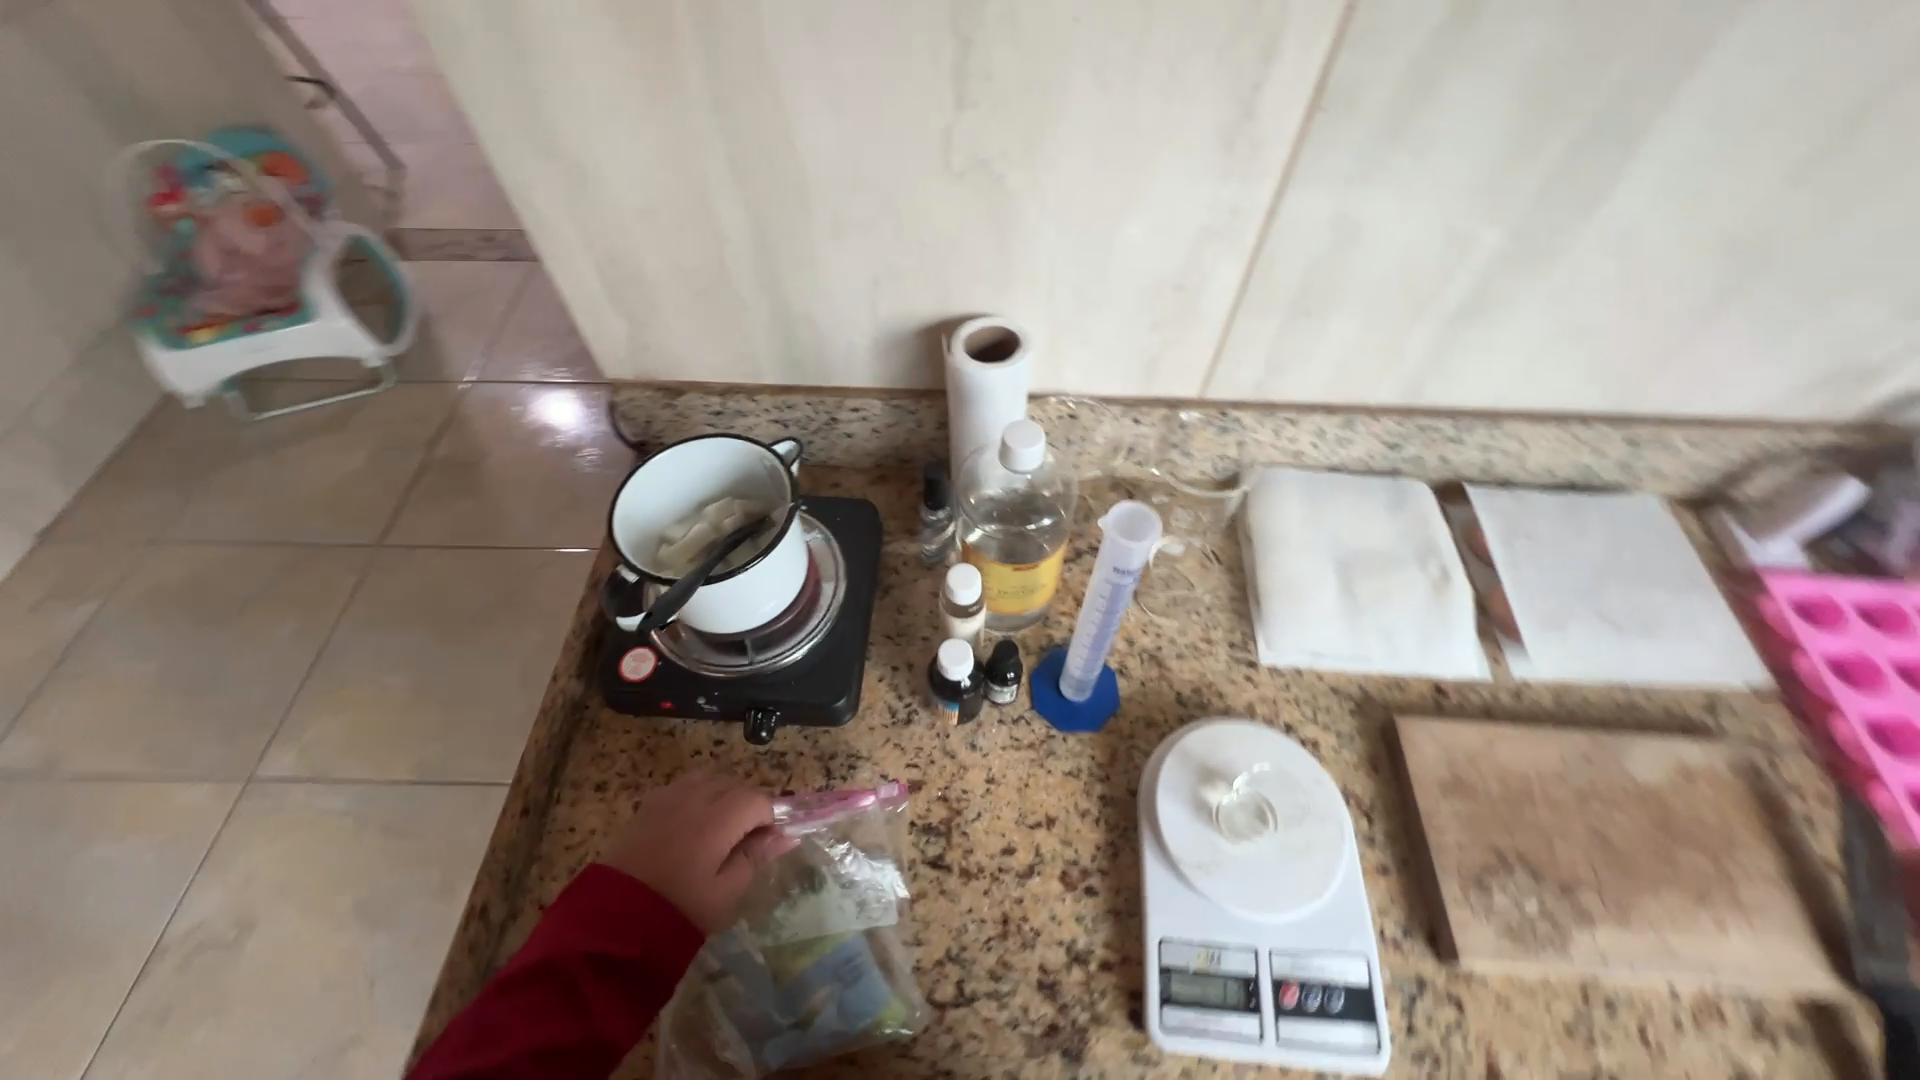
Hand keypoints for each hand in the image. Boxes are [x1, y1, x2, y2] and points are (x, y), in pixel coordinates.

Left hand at [597, 771, 795, 931]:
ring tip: (718, 832)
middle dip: (748, 807)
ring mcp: (668, 797)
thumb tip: (786, 835)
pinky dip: (697, 797)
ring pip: (710, 780)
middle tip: (744, 843)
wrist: (613, 920)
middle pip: (736, 785)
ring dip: (722, 798)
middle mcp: (695, 797)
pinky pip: (683, 786)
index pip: (758, 800)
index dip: (769, 819)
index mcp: (718, 819)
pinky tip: (690, 826)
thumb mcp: (725, 892)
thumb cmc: (678, 909)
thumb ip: (756, 857)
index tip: (765, 844)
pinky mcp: (648, 804)